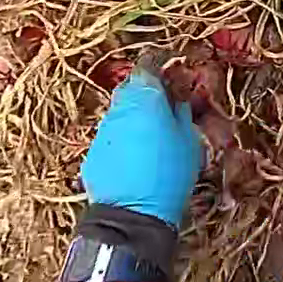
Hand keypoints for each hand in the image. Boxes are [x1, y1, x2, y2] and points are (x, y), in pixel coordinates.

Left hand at [81, 70, 202, 225]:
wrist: (133, 214)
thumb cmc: (170, 172)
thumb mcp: (189, 138)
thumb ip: (181, 111)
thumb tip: (178, 97)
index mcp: (144, 100)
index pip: (147, 68)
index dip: (160, 67)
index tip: (173, 74)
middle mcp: (119, 110)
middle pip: (130, 88)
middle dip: (147, 91)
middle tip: (166, 103)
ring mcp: (102, 132)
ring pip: (120, 112)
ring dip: (136, 114)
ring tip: (154, 131)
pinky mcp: (92, 153)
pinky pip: (112, 135)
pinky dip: (125, 137)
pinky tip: (138, 154)